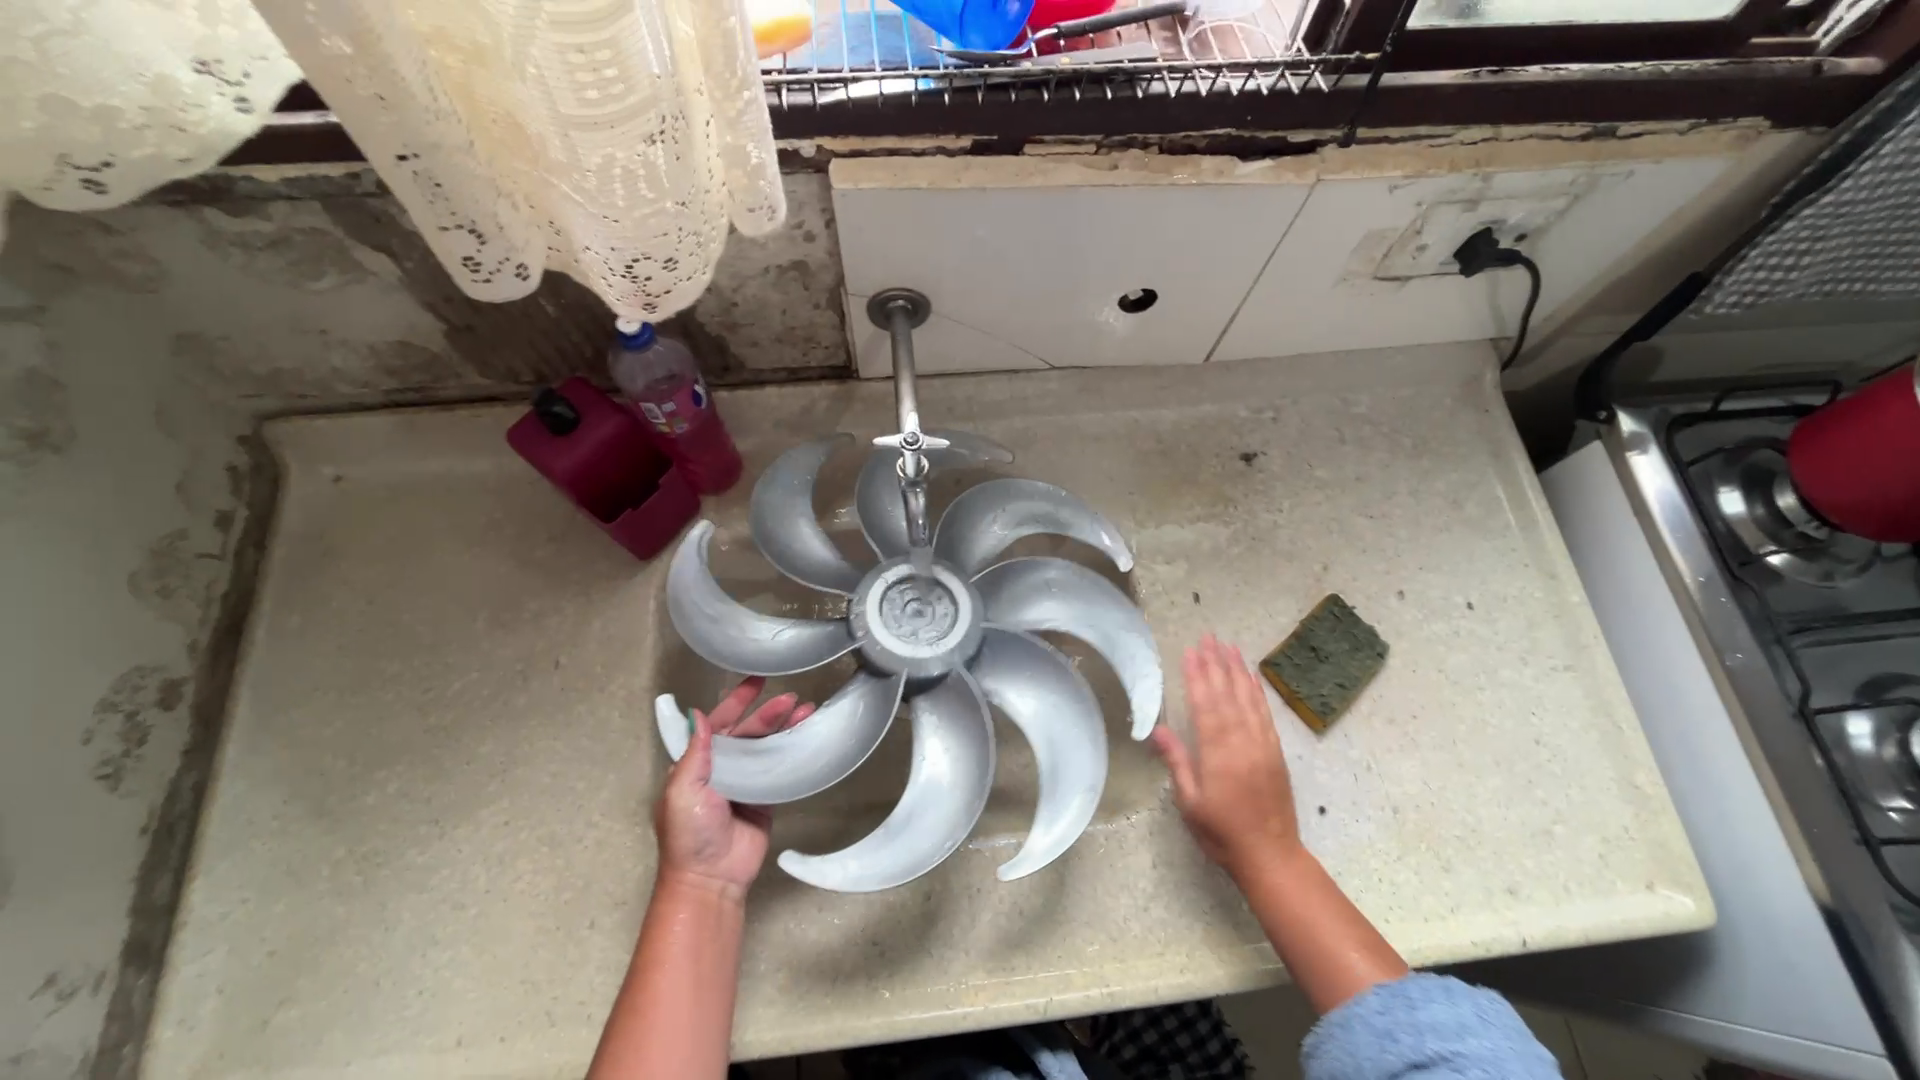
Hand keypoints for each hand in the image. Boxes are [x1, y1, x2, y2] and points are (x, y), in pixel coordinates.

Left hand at [654, 678, 814, 898]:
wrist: (711, 878)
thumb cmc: (690, 833)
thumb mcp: (683, 790)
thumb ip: (694, 753)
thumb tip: (697, 714)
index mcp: (695, 764)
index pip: (716, 724)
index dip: (735, 703)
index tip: (755, 682)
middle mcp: (720, 768)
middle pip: (747, 732)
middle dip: (767, 713)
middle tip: (791, 697)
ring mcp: (745, 783)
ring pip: (766, 746)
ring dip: (783, 727)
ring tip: (806, 710)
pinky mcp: (765, 798)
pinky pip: (779, 768)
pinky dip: (792, 751)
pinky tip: (807, 737)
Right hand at [1149, 634, 1304, 883]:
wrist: (1270, 855)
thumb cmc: (1222, 833)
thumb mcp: (1190, 803)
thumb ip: (1177, 763)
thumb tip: (1158, 730)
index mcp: (1218, 754)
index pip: (1206, 706)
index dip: (1197, 677)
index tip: (1190, 652)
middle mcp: (1243, 743)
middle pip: (1228, 695)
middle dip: (1217, 665)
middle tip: (1209, 637)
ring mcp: (1263, 746)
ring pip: (1249, 700)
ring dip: (1238, 671)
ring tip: (1229, 647)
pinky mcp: (1275, 753)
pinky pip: (1265, 714)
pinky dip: (1257, 693)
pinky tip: (1251, 679)